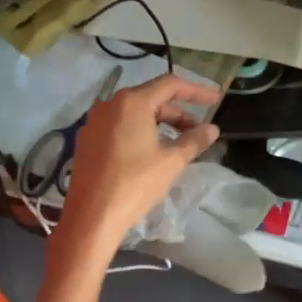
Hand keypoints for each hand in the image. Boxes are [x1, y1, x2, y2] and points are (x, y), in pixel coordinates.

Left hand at [59, 75, 221, 243]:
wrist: (92, 216)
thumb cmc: (135, 184)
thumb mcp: (171, 162)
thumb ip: (194, 140)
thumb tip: (212, 129)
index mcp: (132, 102)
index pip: (170, 85)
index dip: (196, 91)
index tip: (215, 99)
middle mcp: (109, 104)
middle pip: (151, 98)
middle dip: (178, 113)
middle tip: (198, 131)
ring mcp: (94, 122)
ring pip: (134, 113)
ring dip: (159, 123)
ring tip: (178, 143)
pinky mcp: (86, 140)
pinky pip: (118, 126)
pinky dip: (139, 132)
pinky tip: (150, 151)